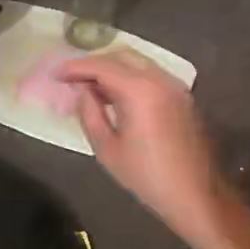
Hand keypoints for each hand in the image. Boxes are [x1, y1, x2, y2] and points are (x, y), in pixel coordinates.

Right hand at [57, 50, 223, 235]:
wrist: (194, 193)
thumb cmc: (145, 175)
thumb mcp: (106, 148)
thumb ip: (90, 113)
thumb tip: (82, 93)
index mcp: (139, 91)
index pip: (102, 66)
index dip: (75, 67)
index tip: (55, 74)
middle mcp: (160, 80)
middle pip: (122, 56)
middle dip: (94, 63)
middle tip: (72, 78)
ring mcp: (175, 87)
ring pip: (138, 64)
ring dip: (112, 70)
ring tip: (89, 88)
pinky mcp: (181, 98)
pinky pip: (150, 76)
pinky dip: (128, 78)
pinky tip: (114, 97)